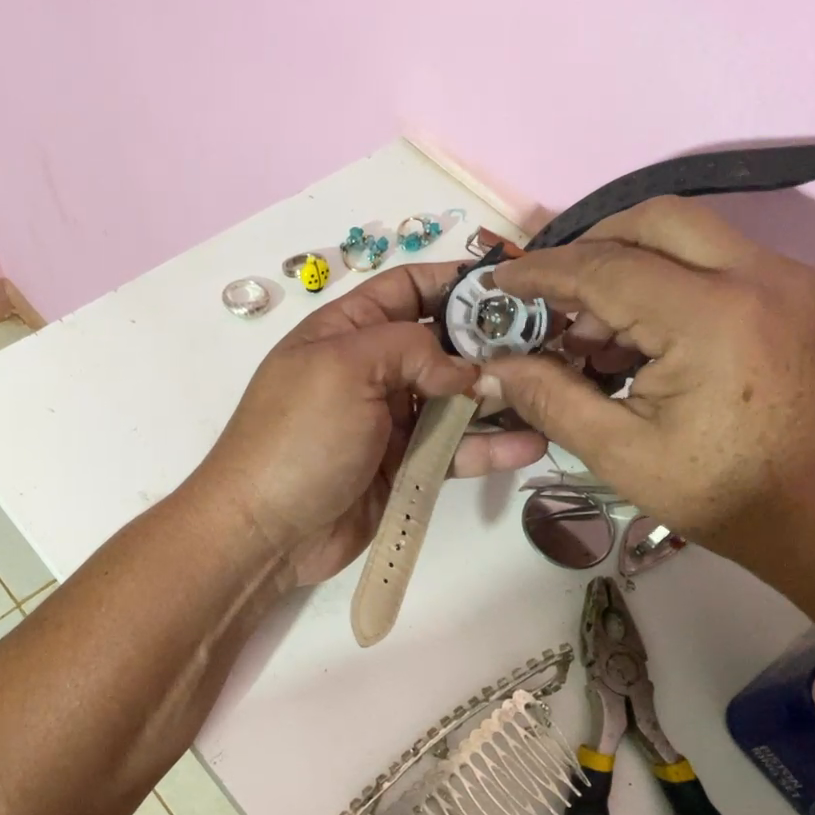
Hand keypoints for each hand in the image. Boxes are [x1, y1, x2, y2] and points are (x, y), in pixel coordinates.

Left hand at [189, 263, 546, 586]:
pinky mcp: (403, 468)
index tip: (513, 287)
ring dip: (498, 397)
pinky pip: (453, 451)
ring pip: (454, 400)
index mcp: (345, 331)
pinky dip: (489, 448)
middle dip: (491, 342)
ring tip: (550, 393)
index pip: (407, 288)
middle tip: (551, 344)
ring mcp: (387, 422)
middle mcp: (369, 370)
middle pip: (441, 344)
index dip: (456, 282)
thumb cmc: (297, 437)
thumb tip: (463, 368)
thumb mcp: (344, 368)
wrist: (264, 532)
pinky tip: (531, 443)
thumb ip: (409, 347)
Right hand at [483, 196, 814, 566]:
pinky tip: (639, 339)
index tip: (500, 282)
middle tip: (550, 295)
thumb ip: (551, 400)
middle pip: (653, 220)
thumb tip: (495, 367)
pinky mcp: (794, 295)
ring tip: (593, 334)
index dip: (544, 272)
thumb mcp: (620, 454)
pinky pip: (713, 259)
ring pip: (687, 233)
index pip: (606, 267)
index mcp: (710, 317)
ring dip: (627, 263)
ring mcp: (784, 279)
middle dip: (589, 246)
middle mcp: (756, 276)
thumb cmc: (723, 493)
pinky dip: (664, 278)